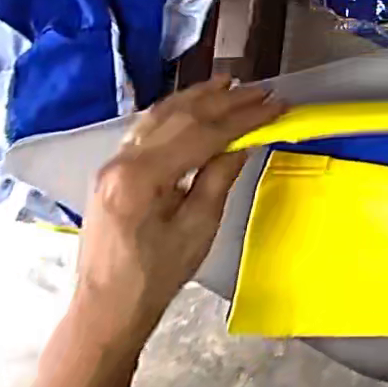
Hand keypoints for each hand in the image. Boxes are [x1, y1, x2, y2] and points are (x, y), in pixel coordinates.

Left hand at [74, 78, 284, 353]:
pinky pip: (146, 129)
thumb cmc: (160, 269)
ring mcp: (111, 165)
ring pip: (159, 117)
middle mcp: (120, 163)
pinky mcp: (113, 171)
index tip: (279, 106)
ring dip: (198, 98)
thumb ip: (220, 174)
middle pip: (180, 119)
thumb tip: (246, 140)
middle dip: (226, 101)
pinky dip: (175, 110)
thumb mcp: (201, 222)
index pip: (204, 134)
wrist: (109, 303)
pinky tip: (193, 103)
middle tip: (264, 91)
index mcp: (141, 178)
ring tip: (230, 83)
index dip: (246, 118)